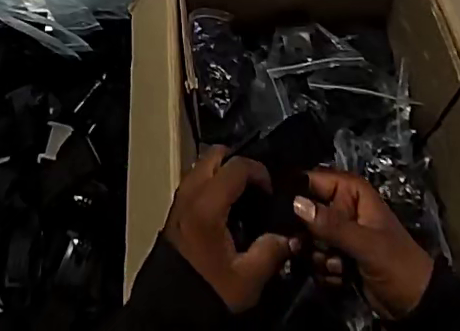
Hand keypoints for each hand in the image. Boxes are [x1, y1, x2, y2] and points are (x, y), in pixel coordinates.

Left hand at [162, 145, 296, 312]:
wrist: (170, 306)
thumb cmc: (209, 288)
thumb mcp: (247, 279)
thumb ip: (271, 251)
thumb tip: (289, 236)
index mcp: (208, 203)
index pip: (236, 166)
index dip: (258, 170)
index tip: (272, 190)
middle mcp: (191, 190)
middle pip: (215, 154)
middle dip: (238, 161)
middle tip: (257, 185)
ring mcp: (180, 195)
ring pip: (203, 163)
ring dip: (224, 169)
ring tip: (244, 194)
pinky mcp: (177, 205)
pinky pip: (196, 177)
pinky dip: (213, 179)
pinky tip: (228, 205)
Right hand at [295, 168, 433, 317]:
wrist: (418, 307)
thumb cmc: (398, 265)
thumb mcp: (366, 244)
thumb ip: (331, 224)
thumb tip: (295, 203)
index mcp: (350, 190)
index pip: (312, 180)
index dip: (295, 192)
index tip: (278, 209)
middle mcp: (341, 205)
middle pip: (306, 209)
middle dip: (307, 234)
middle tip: (314, 248)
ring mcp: (339, 231)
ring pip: (309, 236)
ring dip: (318, 255)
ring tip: (337, 266)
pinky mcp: (337, 254)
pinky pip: (316, 256)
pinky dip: (324, 268)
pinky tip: (341, 277)